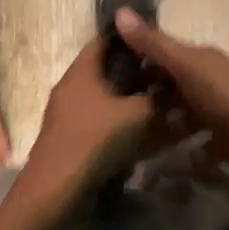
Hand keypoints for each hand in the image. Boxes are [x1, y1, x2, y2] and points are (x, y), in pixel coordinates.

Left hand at [24, 36, 154, 192]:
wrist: (56, 191)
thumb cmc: (94, 139)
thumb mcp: (136, 115)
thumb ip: (157, 100)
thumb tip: (172, 92)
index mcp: (81, 69)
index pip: (104, 40)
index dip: (129, 39)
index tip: (154, 43)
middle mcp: (71, 86)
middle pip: (105, 71)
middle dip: (133, 75)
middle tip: (162, 79)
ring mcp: (68, 114)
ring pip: (103, 100)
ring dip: (127, 105)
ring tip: (156, 110)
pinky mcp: (70, 140)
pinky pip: (98, 125)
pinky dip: (117, 128)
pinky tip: (139, 140)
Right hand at [113, 8, 228, 146]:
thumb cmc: (226, 99)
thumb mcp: (186, 67)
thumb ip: (154, 44)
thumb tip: (119, 10)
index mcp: (202, 58)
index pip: (164, 50)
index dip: (139, 56)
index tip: (108, 71)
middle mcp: (212, 79)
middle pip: (175, 81)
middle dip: (150, 92)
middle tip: (118, 110)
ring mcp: (222, 111)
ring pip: (188, 111)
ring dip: (168, 121)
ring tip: (139, 137)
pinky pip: (203, 141)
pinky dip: (191, 149)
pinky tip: (174, 161)